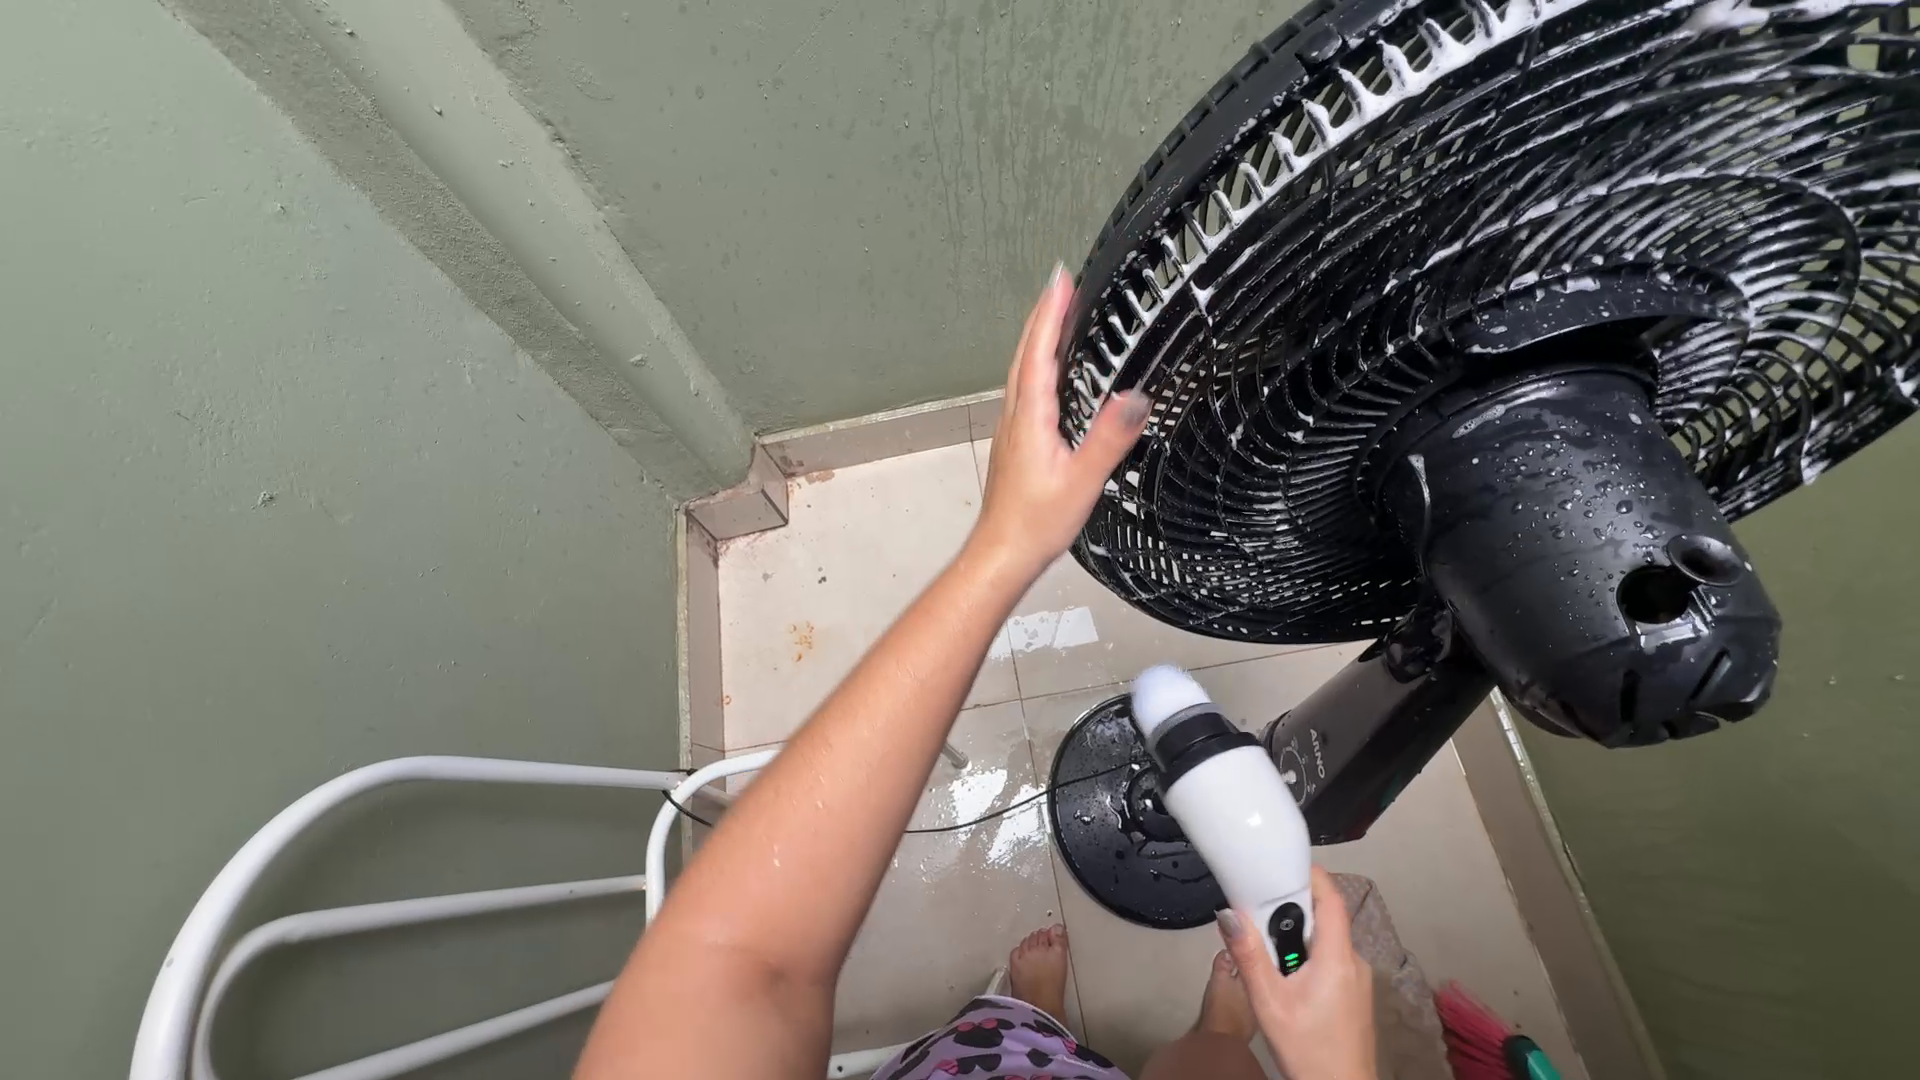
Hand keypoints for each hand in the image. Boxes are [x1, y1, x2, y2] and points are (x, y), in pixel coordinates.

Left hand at [971, 265, 1150, 577]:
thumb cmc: (1036, 523)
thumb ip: (1108, 438)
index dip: (1050, 314)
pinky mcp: (1014, 445)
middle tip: (1059, 285)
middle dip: (1042, 317)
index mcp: (1030, 418)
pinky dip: (1034, 368)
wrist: (1002, 553)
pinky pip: (1022, 392)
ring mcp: (1011, 431)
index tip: (1060, 279)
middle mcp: (1015, 417)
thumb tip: (1135, 396)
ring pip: (1020, 373)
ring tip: (1053, 318)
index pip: (1038, 353)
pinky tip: (1045, 377)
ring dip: (1036, 340)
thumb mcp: (1082, 481)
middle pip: (1024, 355)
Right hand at [1218, 867, 1376, 1079]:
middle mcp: (1354, 962)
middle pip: (1324, 916)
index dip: (1309, 874)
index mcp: (1338, 957)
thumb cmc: (1307, 1050)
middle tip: (1255, 910)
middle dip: (1290, 908)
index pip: (1331, 898)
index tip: (1278, 862)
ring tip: (1263, 946)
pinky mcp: (1354, 996)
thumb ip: (1249, 954)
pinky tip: (1283, 975)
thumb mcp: (1268, 1002)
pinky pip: (1329, 959)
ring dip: (1294, 935)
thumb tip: (1227, 912)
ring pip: (1325, 940)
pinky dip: (1305, 955)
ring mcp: (1358, 980)